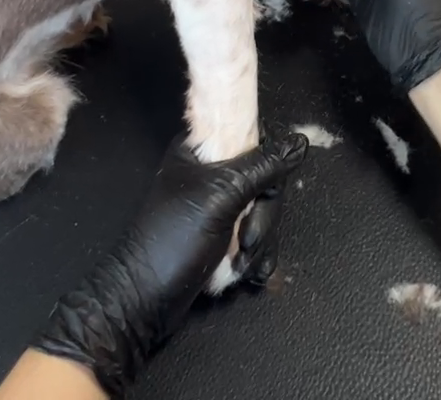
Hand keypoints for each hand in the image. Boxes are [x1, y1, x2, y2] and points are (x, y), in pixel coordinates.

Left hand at [33, 134, 307, 395]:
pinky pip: (255, 236)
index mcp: (202, 150)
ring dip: (259, 242)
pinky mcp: (221, 235)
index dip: (268, 165)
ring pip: (263, 212)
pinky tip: (248, 272)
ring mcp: (217, 206)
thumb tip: (300, 142)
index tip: (265, 192)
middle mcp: (211, 173)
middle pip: (265, 181)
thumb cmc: (174, 240)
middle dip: (262, 217)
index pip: (253, 138)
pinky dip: (256, 256)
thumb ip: (264, 167)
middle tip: (246, 239)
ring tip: (241, 262)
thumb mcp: (222, 195)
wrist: (141, 302)